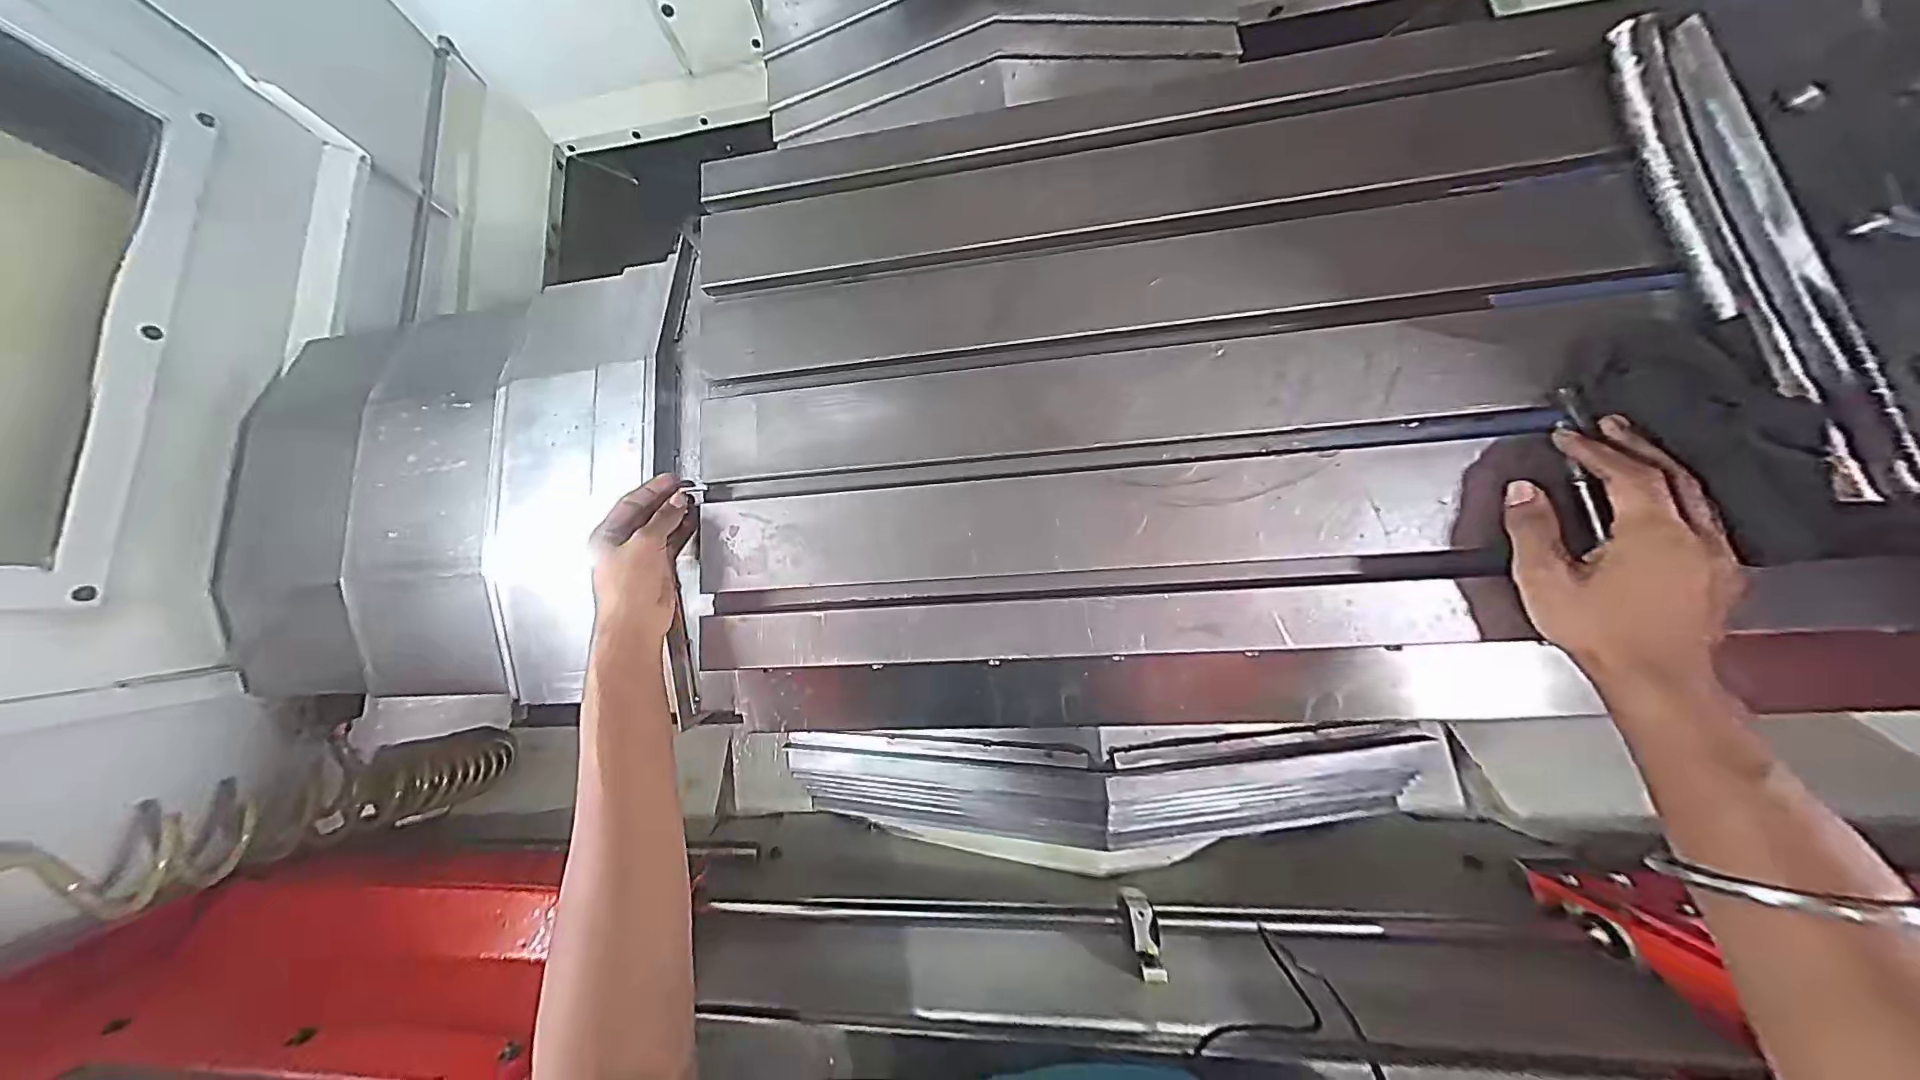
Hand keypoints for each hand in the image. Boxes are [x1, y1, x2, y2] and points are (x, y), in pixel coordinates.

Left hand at [590, 474, 694, 645]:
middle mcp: (621, 546)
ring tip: (690, 502)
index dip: (652, 489)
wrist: (635, 624)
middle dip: (665, 501)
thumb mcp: (645, 544)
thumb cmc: (626, 592)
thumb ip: (662, 519)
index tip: (670, 480)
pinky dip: (681, 532)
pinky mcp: (657, 570)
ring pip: (660, 529)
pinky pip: (670, 544)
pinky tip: (690, 524)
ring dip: (675, 516)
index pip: (631, 503)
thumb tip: (675, 501)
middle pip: (646, 515)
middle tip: (683, 488)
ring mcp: (640, 558)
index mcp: (607, 536)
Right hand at [1503, 415, 1744, 684]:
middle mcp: (1694, 537)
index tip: (1569, 436)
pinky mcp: (1719, 575)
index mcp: (1653, 533)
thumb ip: (1533, 530)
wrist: (1656, 679)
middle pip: (1669, 474)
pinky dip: (1677, 496)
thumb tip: (1523, 492)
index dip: (1594, 450)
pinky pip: (1704, 517)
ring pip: (1693, 493)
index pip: (1626, 473)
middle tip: (1609, 427)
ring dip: (1659, 467)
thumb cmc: (1604, 636)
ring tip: (1633, 453)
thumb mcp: (1545, 580)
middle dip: (1635, 445)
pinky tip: (1663, 502)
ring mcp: (1714, 556)